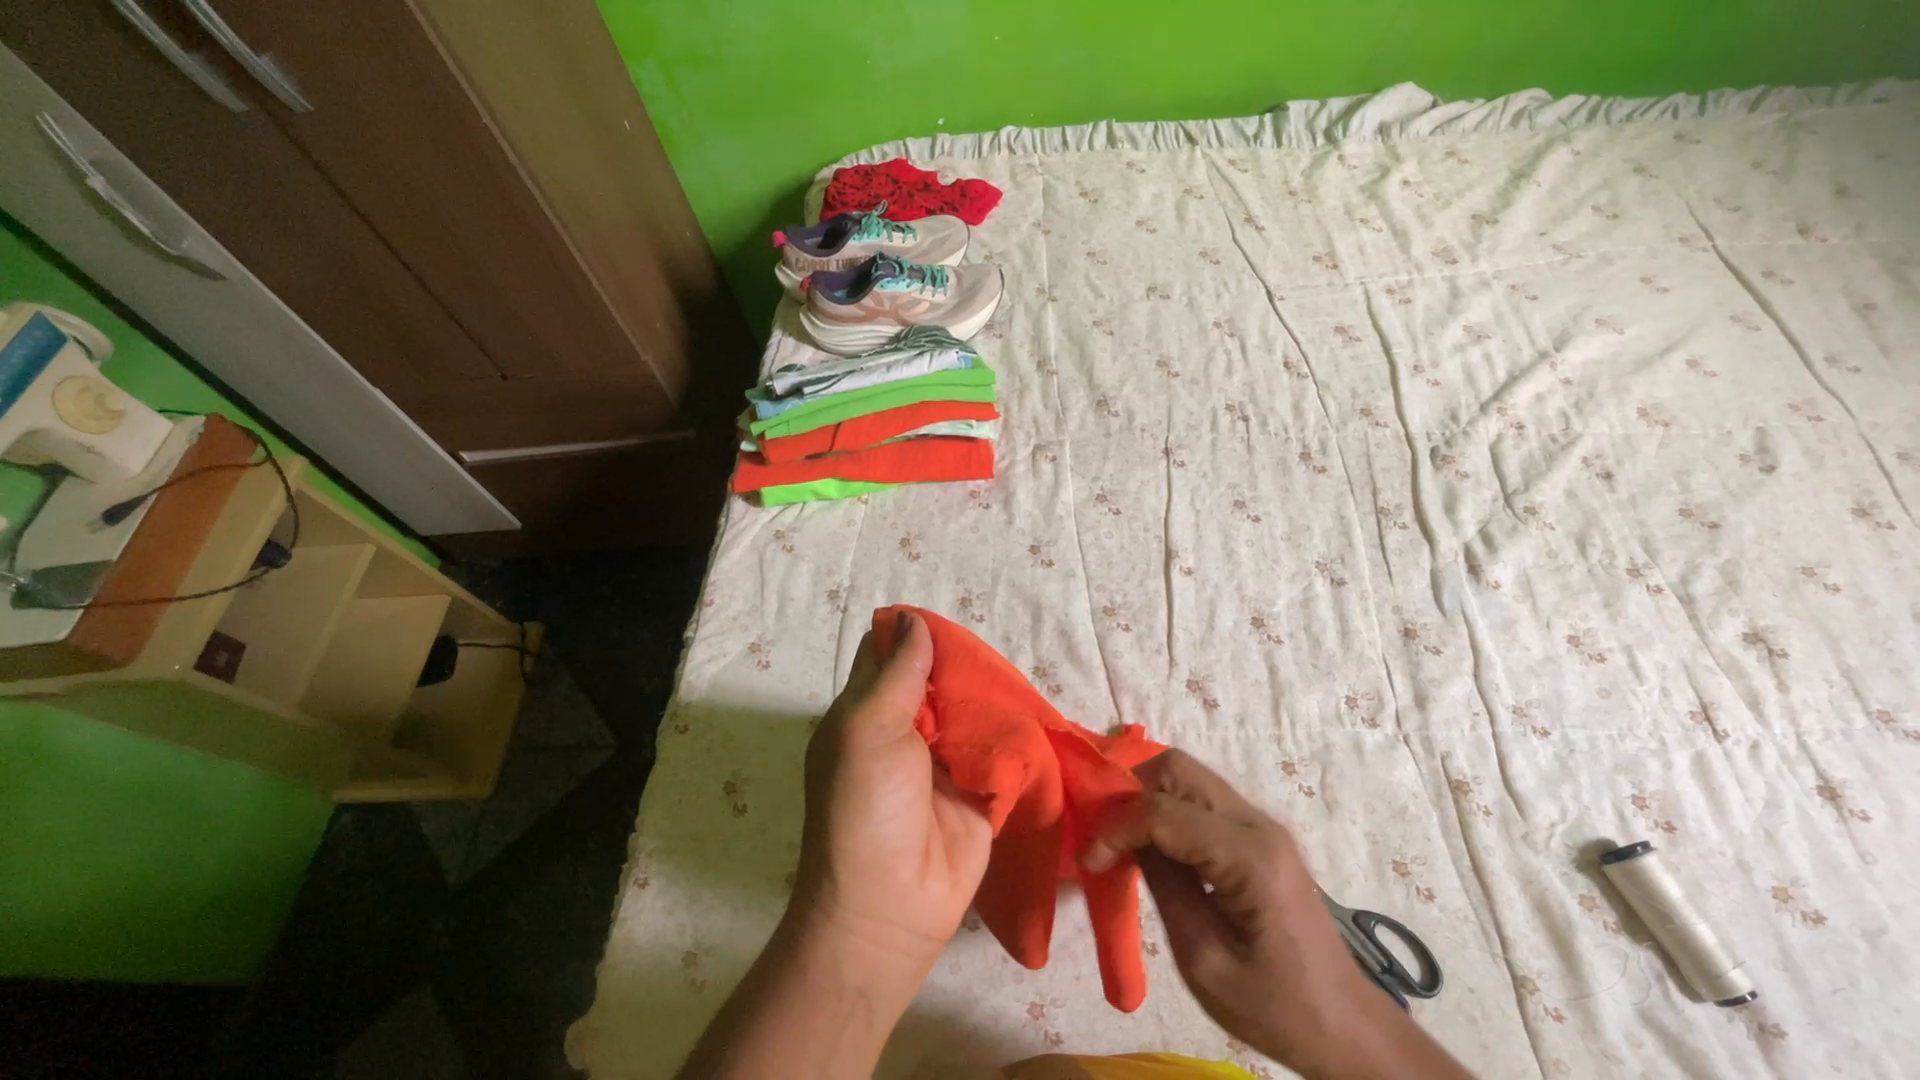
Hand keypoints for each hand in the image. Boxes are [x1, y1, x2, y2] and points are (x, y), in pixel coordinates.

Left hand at [678, 612, 991, 1078]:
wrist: (891, 905)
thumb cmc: (864, 809)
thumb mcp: (867, 729)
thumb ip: (896, 674)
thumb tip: (912, 619)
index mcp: (866, 713)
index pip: (888, 657)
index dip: (912, 637)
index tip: (945, 625)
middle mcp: (905, 731)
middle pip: (939, 679)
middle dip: (964, 665)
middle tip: (990, 654)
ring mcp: (945, 761)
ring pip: (973, 710)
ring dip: (992, 697)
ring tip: (1016, 678)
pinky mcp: (980, 788)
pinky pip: (1001, 749)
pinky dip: (1014, 732)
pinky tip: (1031, 712)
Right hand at [1083, 750, 1469, 1079]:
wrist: (1343, 1025)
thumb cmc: (1273, 1006)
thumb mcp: (1203, 958)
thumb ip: (1163, 886)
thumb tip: (1124, 840)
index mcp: (1248, 857)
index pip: (1163, 811)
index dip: (1115, 827)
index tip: (1088, 860)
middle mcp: (1258, 824)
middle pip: (1178, 769)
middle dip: (1128, 791)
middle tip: (1101, 835)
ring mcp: (1262, 826)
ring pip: (1188, 777)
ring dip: (1145, 796)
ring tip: (1118, 839)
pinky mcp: (1259, 837)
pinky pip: (1201, 800)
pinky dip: (1165, 809)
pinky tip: (1148, 844)